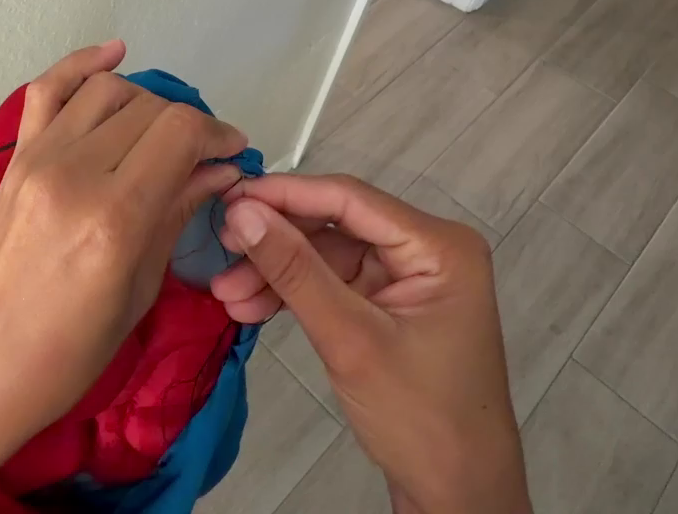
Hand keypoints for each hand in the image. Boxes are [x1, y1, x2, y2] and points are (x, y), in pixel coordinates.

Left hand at [0, 43, 246, 513]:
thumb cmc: (63, 355)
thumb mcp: (137, 293)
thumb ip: (175, 216)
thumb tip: (217, 172)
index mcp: (113, 218)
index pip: (179, 133)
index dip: (217, 134)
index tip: (232, 152)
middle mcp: (73, 173)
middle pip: (148, 109)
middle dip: (188, 124)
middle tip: (203, 154)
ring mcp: (36, 159)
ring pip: (105, 90)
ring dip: (146, 101)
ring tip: (163, 131)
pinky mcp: (13, 158)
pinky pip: (46, 91)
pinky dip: (80, 63)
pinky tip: (113, 54)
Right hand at [211, 174, 527, 513]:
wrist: (456, 498)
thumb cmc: (421, 419)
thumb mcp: (350, 339)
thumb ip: (294, 270)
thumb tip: (242, 212)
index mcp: (438, 246)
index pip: (348, 198)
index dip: (285, 194)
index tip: (229, 200)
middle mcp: (424, 249)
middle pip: (332, 223)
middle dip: (275, 241)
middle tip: (221, 247)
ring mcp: (404, 275)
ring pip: (323, 252)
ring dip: (275, 271)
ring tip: (226, 292)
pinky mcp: (385, 301)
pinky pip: (329, 280)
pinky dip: (291, 292)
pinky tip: (250, 306)